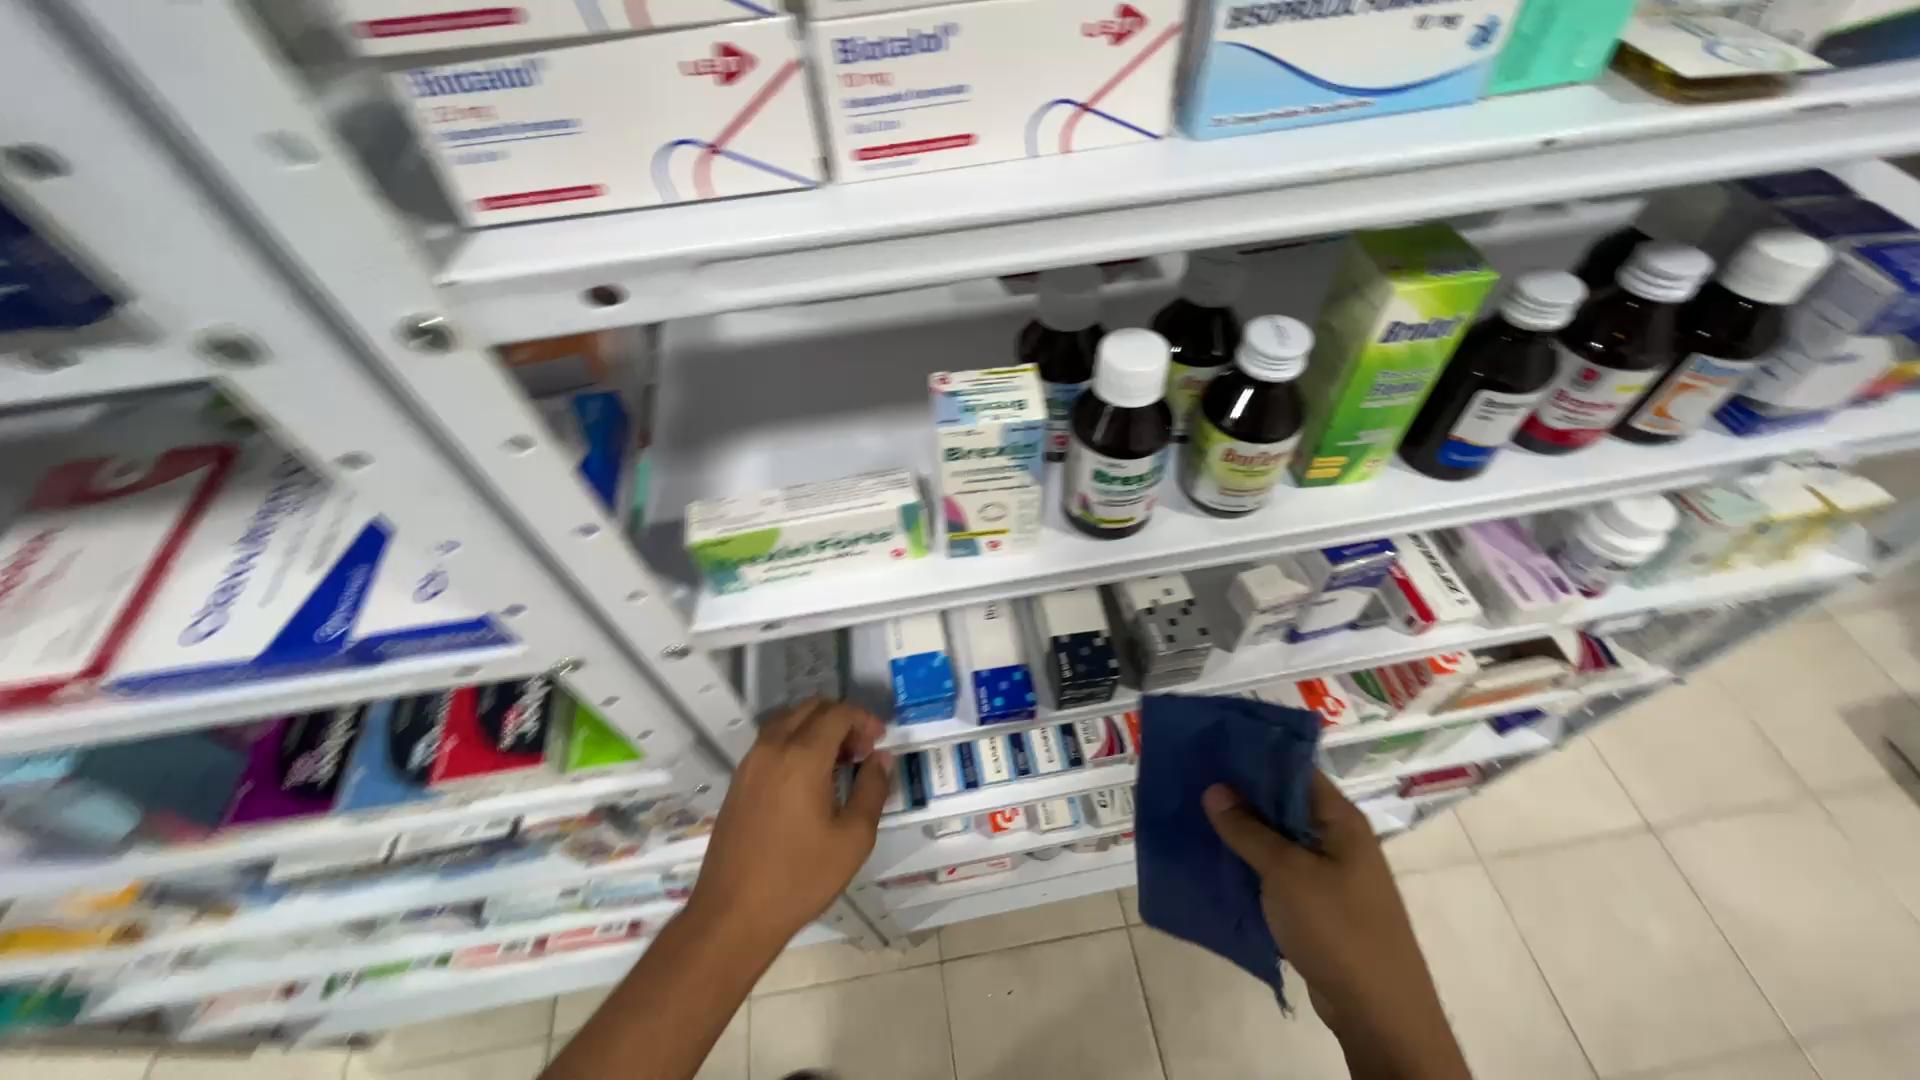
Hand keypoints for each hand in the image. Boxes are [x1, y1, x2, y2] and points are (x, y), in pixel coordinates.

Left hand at [688, 700, 894, 947]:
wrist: (733, 913)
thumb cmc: (800, 878)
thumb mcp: (853, 838)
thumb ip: (872, 789)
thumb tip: (880, 758)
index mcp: (802, 756)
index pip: (838, 713)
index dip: (864, 719)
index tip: (879, 742)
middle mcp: (772, 748)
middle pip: (810, 708)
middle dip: (841, 720)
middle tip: (861, 751)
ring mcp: (749, 764)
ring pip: (787, 722)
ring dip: (816, 729)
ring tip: (838, 764)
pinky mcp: (738, 782)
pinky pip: (771, 743)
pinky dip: (795, 743)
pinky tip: (809, 780)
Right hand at [1203, 773, 1469, 1079]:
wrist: (1378, 1012)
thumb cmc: (1337, 929)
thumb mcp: (1286, 872)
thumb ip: (1248, 830)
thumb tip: (1215, 789)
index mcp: (1341, 820)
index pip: (1295, 769)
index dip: (1256, 756)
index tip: (1213, 746)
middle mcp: (1338, 839)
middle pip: (1285, 803)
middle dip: (1242, 793)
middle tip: (1194, 779)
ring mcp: (1331, 873)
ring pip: (1280, 838)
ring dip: (1244, 830)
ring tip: (1196, 814)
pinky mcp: (1319, 904)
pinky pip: (1280, 870)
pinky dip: (1252, 863)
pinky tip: (1217, 859)